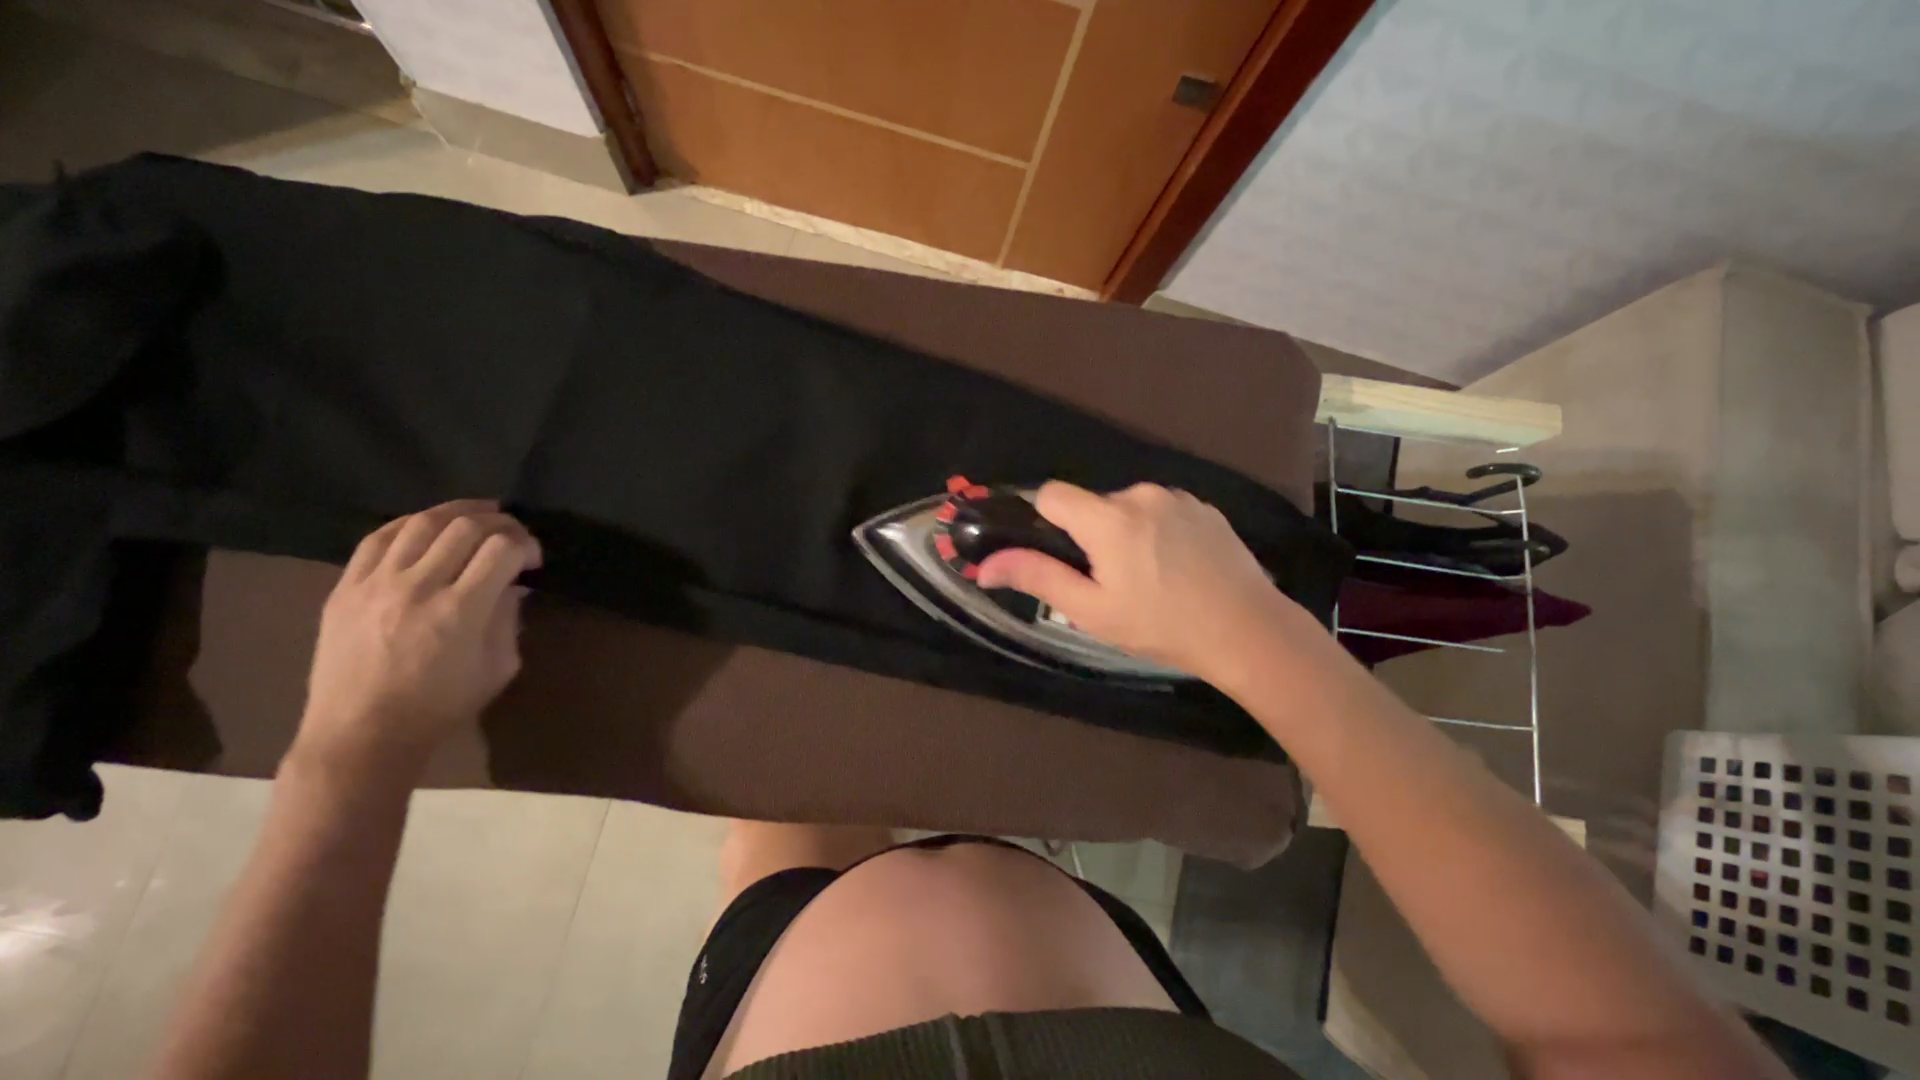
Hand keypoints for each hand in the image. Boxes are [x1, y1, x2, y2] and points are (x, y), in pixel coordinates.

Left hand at [294, 499, 541, 772]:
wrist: (361, 734)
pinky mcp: (346, 587)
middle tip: (513, 535)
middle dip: (500, 523)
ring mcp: (376, 583)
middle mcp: (419, 587)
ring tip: (477, 516)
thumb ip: (508, 620)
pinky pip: (378, 537)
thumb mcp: (497, 669)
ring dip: (457, 513)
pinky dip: (410, 523)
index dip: (526, 545)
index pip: (502, 549)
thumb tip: (510, 584)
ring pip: (421, 523)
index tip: (533, 559)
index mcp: (461, 612)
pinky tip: (428, 525)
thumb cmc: (438, 708)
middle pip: (466, 528)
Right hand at [975, 482, 1308, 686]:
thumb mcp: (1092, 611)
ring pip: (1128, 509)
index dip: (1045, 521)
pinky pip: (1162, 512)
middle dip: (1090, 537)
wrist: (1248, 631)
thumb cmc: (1162, 626)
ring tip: (1149, 580)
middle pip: (1092, 505)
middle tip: (1109, 584)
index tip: (1057, 555)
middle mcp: (1141, 495)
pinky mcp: (1205, 508)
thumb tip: (983, 565)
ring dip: (1125, 535)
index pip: (1052, 494)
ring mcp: (1178, 498)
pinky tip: (1177, 569)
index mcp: (1108, 518)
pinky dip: (1157, 533)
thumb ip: (1037, 577)